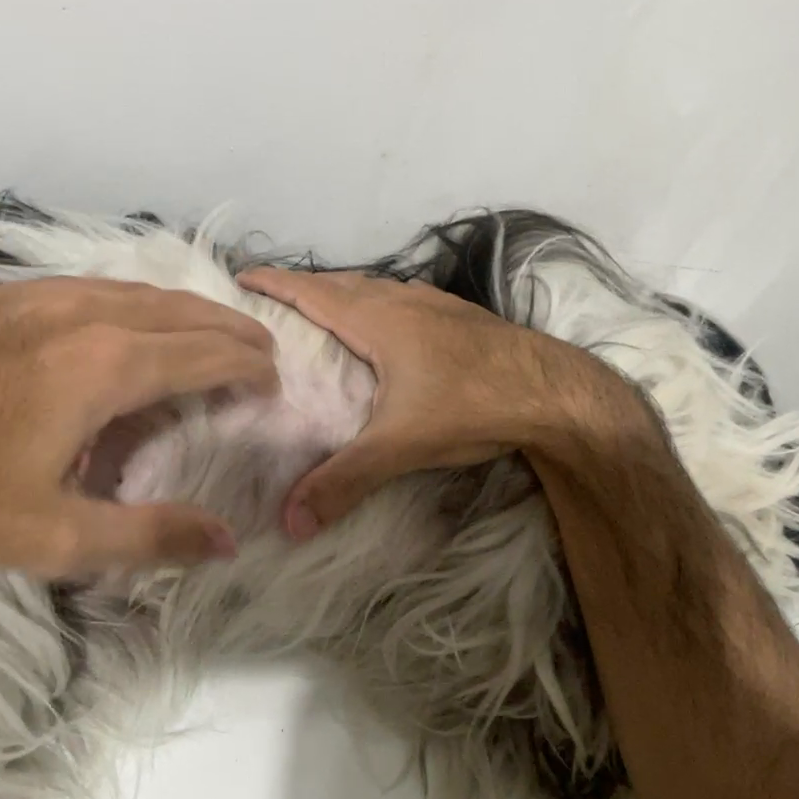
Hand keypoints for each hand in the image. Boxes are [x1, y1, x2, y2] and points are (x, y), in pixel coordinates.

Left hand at [0, 278, 279, 575]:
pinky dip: (132, 303)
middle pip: (179, 310)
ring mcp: (35, 295)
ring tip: (206, 332)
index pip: (205, 353)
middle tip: (258, 350)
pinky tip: (124, 322)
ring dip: (182, 311)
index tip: (271, 382)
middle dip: (228, 328)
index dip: (247, 365)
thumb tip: (227, 542)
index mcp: (106, 365)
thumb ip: (148, 536)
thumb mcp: (53, 536)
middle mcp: (81, 312)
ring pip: (134, 291)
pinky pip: (89, 287)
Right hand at [237, 268, 652, 539]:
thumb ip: (345, 480)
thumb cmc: (472, 406)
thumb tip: (289, 522)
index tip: (239, 277)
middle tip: (270, 302)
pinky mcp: (461, 318)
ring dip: (342, 293)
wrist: (558, 394)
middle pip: (341, 283)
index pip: (312, 291)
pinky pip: (403, 300)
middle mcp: (403, 301)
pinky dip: (377, 304)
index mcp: (378, 319)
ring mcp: (436, 305)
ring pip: (376, 289)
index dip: (274, 282)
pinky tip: (387, 327)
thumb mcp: (401, 446)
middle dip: (302, 287)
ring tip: (320, 312)